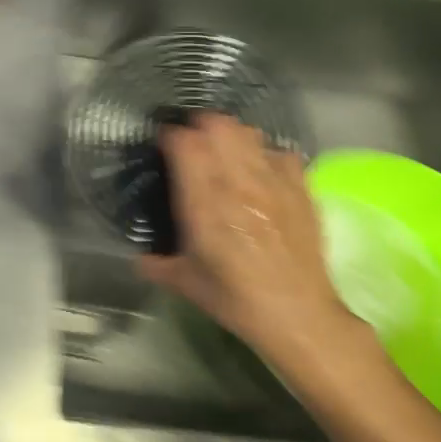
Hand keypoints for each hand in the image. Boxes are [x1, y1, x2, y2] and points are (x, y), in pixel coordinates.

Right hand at [134, 115, 350, 362]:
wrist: (298, 316)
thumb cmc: (234, 298)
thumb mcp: (184, 282)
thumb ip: (156, 263)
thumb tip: (139, 257)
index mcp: (203, 202)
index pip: (184, 143)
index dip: (169, 137)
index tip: (162, 145)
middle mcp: (238, 183)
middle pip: (218, 126)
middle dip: (200, 127)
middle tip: (192, 142)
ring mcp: (273, 183)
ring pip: (248, 133)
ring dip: (230, 136)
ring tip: (224, 151)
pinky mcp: (301, 190)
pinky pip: (281, 153)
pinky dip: (266, 154)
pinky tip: (261, 171)